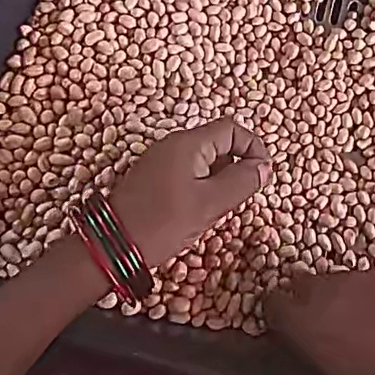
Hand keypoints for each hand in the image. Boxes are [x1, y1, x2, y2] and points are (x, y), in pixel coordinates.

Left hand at [109, 118, 271, 267]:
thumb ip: (241, 182)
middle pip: (218, 142)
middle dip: (237, 164)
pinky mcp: (153, 178)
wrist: (111, 245)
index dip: (253, 147)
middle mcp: (172, 145)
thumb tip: (263, 166)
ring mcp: (160, 161)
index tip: (262, 174)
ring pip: (204, 159)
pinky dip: (202, 186)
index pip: (231, 128)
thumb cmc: (161, 223)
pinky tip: (199, 211)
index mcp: (187, 143)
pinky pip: (188, 172)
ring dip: (220, 177)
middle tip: (242, 195)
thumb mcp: (209, 204)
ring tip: (220, 207)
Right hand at [267, 270, 374, 374]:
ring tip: (354, 319)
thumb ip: (305, 345)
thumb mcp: (327, 374)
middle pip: (299, 284)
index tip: (286, 324)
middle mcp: (318, 291)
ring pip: (330, 280)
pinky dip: (362, 292)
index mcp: (300, 320)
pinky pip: (358, 279)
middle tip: (320, 321)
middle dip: (304, 299)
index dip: (279, 313)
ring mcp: (348, 277)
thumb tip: (298, 336)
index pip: (271, 303)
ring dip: (334, 295)